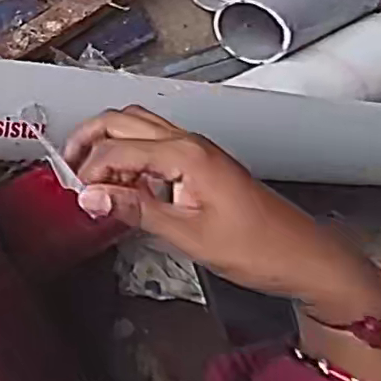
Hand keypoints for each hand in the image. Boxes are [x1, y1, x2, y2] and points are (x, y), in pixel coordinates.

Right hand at [64, 106, 380, 321]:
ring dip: (106, 139)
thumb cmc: (262, 250)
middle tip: (69, 166)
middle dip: (87, 139)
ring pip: (134, 122)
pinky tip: (125, 180)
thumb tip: (90, 197)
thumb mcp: (189, 235)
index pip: (116, 150)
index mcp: (185, 154)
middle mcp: (188, 142)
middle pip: (119, 120)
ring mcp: (195, 148)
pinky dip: (127, 150)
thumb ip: (134, 210)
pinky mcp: (199, 160)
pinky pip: (151, 139)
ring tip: (91, 170)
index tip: (79, 195)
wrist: (311, 261)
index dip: (89, 172)